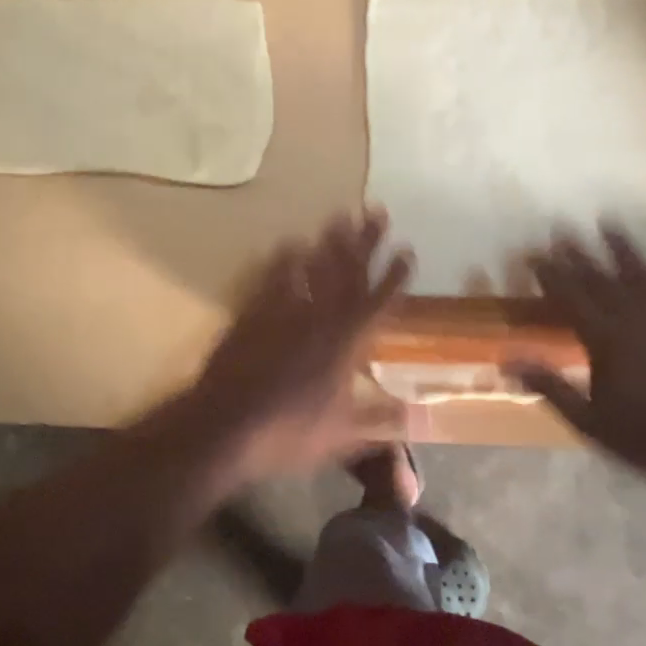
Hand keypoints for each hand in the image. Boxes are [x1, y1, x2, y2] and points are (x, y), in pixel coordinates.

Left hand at [190, 209, 414, 483]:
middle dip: (366, 241)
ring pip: (313, 268)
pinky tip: (289, 243)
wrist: (226, 425)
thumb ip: (379, 420)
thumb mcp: (342, 435)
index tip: (407, 249)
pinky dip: (283, 260)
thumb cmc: (288, 433)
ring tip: (341, 215)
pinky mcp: (254, 313)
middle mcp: (320, 319)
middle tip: (377, 210)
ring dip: (329, 241)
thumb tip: (420, 415)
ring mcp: (285, 311)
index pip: (379, 302)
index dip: (395, 276)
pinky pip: (272, 278)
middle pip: (348, 272)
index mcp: (347, 345)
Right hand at [507, 226, 645, 480]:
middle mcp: (635, 317)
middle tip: (562, 228)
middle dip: (579, 253)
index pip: (569, 296)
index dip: (550, 273)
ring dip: (625, 249)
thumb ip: (550, 386)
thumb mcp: (588, 420)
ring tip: (610, 224)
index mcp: (604, 338)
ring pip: (643, 275)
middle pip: (601, 278)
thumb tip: (507, 359)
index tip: (533, 253)